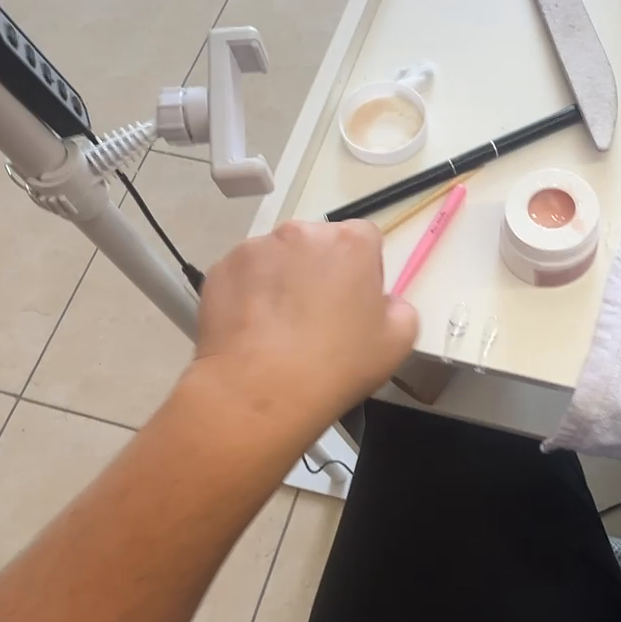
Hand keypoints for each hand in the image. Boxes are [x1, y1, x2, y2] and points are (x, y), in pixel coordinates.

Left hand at [182, 220, 416, 458]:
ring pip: (278, 258)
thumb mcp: (399, 342)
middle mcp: (303, 232)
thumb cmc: (338, 365)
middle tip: (317, 317)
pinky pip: (244, 275)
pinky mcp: (221, 268)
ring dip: (282, 280)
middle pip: (318, 243)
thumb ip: (399, 308)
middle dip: (320, 270)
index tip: (355, 302)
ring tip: (280, 328)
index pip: (365, 238)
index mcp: (352, 242)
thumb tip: (382, 302)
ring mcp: (256, 247)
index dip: (363, 269)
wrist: (262, 390)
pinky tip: (253, 330)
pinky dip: (249, 294)